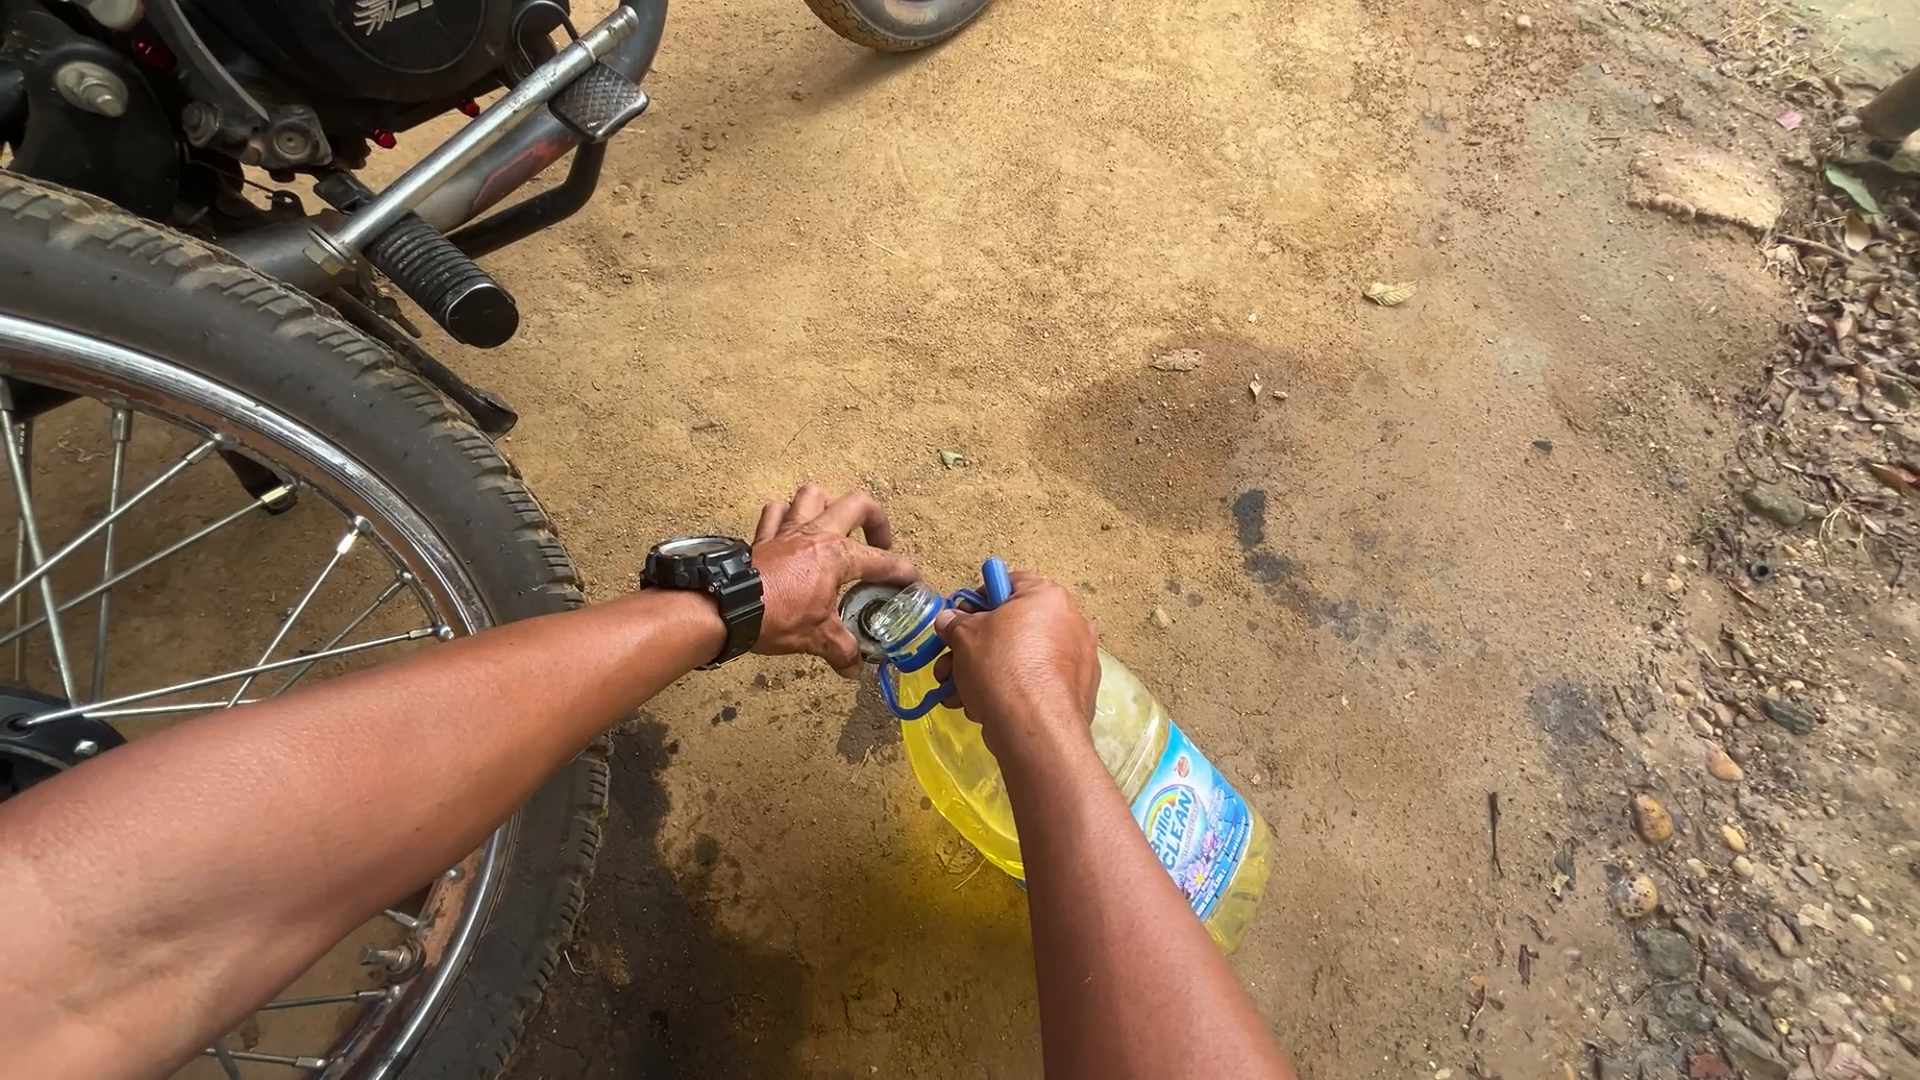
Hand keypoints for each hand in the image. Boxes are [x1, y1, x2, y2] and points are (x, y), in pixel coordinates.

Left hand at [753, 484, 917, 675]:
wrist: (726, 610)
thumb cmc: (777, 618)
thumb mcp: (817, 637)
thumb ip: (841, 650)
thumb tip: (853, 669)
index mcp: (839, 557)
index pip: (885, 562)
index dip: (906, 573)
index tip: (916, 583)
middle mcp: (818, 534)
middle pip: (858, 504)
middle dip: (877, 520)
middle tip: (878, 543)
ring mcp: (788, 531)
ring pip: (814, 495)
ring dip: (829, 505)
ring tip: (834, 524)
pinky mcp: (762, 536)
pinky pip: (775, 512)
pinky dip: (785, 515)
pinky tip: (790, 529)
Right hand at [932, 571, 1101, 774]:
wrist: (1036, 728)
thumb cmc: (1001, 667)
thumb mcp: (965, 637)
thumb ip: (955, 623)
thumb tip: (949, 620)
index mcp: (1048, 596)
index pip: (1008, 583)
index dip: (977, 600)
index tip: (957, 621)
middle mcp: (1071, 622)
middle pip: (1012, 626)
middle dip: (974, 647)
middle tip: (948, 664)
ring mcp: (1078, 659)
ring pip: (1020, 658)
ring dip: (983, 673)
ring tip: (955, 693)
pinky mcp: (1077, 693)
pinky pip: (1035, 683)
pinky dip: (1009, 692)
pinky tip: (980, 709)